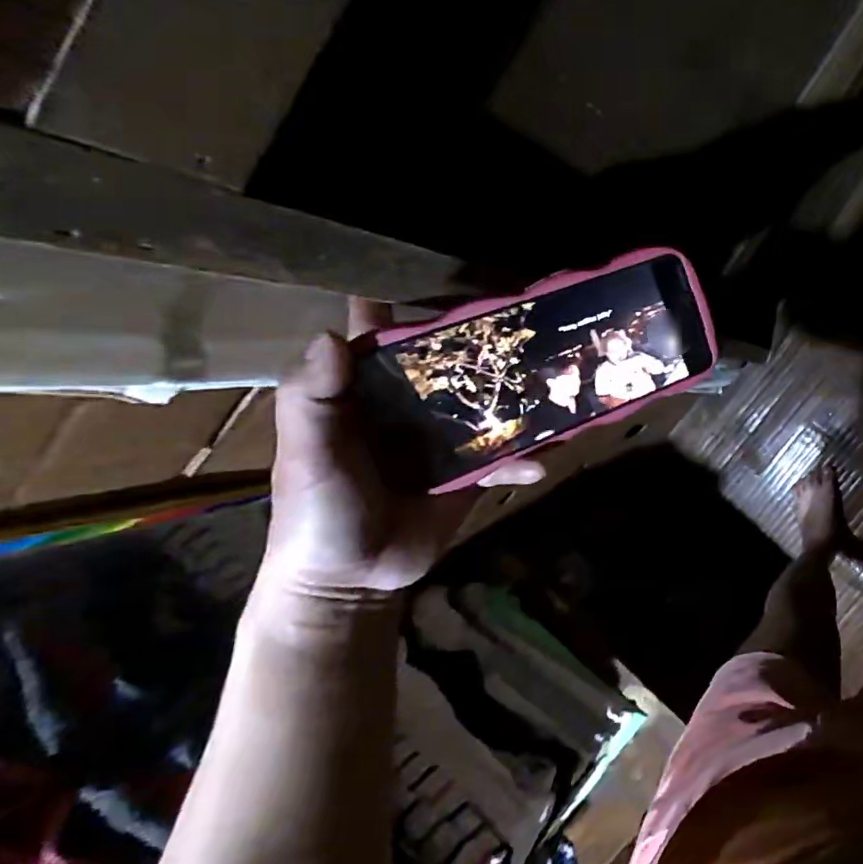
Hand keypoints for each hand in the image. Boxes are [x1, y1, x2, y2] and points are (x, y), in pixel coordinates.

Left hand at [264, 299, 544, 598]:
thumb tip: (333, 334)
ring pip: (489, 406)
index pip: (385, 336)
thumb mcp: (305, 456)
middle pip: (454, 364)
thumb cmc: (315, 512)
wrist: (351, 582)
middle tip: (531, 328)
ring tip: (557, 389)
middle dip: (488, 348)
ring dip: (522, 400)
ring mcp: (447, 438)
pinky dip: (523, 460)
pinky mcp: (472, 472)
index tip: (448, 281)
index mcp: (367, 392)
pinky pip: (505, 457)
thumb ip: (312, 399)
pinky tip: (536, 464)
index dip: (409, 305)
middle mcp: (411, 406)